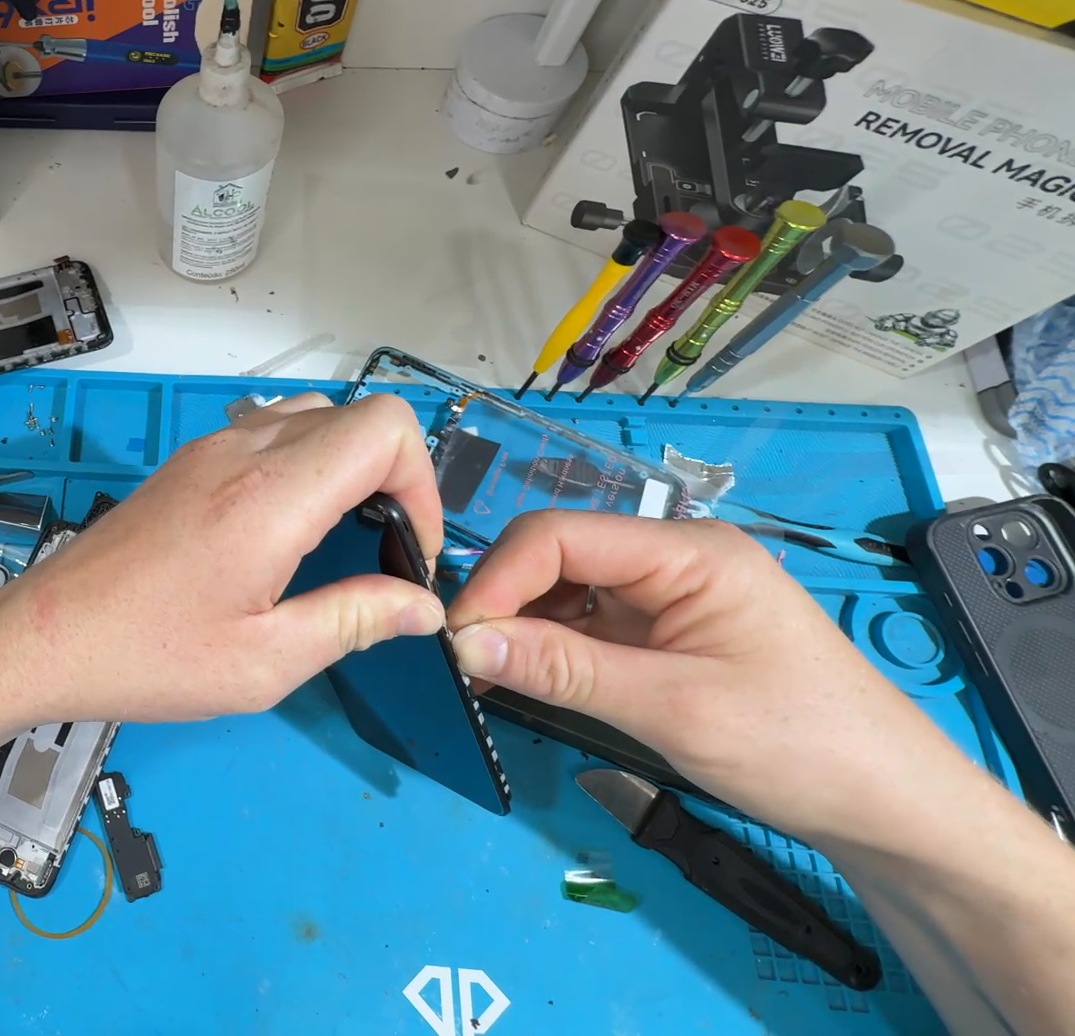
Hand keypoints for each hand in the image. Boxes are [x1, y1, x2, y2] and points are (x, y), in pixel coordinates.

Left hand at [0, 392, 447, 724]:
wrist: (46, 636)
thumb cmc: (150, 657)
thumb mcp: (264, 661)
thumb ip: (355, 621)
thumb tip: (423, 606)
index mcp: (272, 494)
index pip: (385, 427)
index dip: (421, 482)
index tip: (409, 550)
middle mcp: (241, 451)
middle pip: (354, 417)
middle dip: (391, 478)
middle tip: (382, 551)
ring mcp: (206, 451)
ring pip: (310, 418)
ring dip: (344, 467)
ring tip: (337, 539)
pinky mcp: (183, 465)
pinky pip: (265, 434)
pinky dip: (299, 465)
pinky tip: (281, 530)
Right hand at [444, 511, 973, 845]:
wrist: (895, 815)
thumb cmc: (801, 748)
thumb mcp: (672, 708)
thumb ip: (560, 669)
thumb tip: (460, 642)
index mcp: (686, 552)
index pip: (559, 536)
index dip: (497, 578)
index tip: (457, 637)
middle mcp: (668, 560)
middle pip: (553, 556)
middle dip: (502, 601)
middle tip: (462, 659)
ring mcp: (661, 596)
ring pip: (559, 590)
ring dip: (516, 627)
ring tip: (482, 673)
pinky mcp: (655, 632)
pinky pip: (578, 624)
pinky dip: (541, 649)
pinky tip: (517, 676)